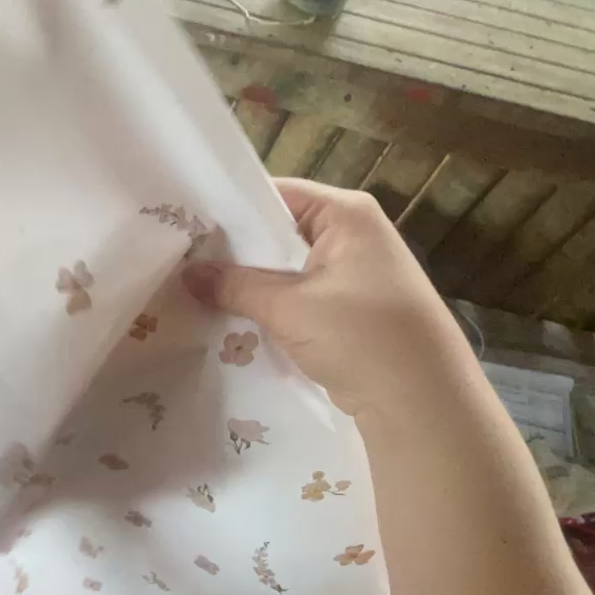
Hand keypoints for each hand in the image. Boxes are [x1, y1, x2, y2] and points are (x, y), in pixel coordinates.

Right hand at [181, 178, 476, 419]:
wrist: (417, 398)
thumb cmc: (361, 336)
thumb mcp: (290, 308)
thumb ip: (235, 286)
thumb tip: (186, 273)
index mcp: (345, 215)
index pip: (275, 196)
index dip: (229, 209)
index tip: (183, 224)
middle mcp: (349, 235)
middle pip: (276, 233)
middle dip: (231, 251)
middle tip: (177, 259)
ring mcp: (347, 275)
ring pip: (282, 270)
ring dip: (245, 284)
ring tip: (190, 288)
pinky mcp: (342, 311)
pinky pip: (292, 299)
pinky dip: (264, 308)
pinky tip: (225, 317)